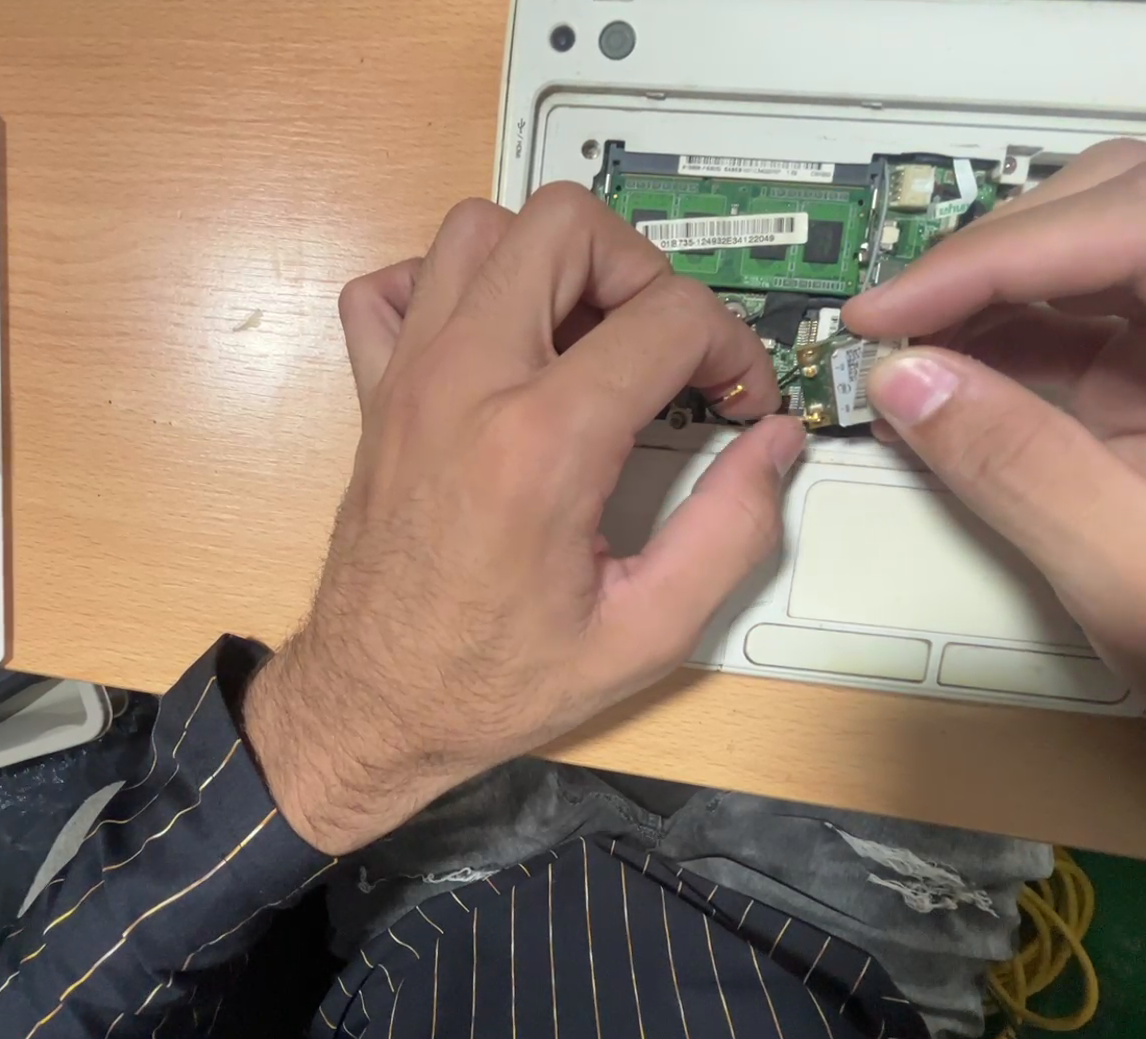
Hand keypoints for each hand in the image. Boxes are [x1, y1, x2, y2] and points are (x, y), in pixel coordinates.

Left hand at [245, 185, 806, 853]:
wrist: (373, 704)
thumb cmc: (493, 683)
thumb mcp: (642, 635)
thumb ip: (730, 531)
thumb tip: (772, 443)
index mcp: (542, 445)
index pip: (667, 317)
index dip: (730, 348)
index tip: (732, 401)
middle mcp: (466, 384)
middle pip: (564, 226)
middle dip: (640, 270)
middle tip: (659, 347)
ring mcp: (408, 380)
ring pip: (476, 231)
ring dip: (547, 260)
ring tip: (581, 338)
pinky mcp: (374, 397)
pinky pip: (389, 291)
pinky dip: (440, 287)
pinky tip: (484, 341)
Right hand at [845, 139, 1145, 812]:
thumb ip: (1021, 473)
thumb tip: (902, 380)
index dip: (1000, 256)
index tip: (883, 314)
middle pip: (1135, 202)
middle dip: (989, 255)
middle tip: (887, 324)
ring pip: (1101, 243)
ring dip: (985, 288)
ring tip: (899, 347)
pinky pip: (1083, 312)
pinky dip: (996, 333)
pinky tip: (937, 369)